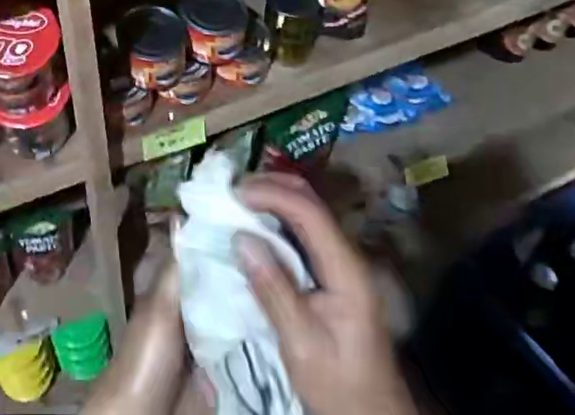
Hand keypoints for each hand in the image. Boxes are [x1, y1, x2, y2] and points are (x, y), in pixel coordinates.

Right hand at [236, 174, 416, 414]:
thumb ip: (274, 290)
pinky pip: (298, 229)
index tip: (230, 194)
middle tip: (226, 192)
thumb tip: (240, 237)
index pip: (309, 212)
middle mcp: (347, 258)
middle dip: (267, 186)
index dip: (269, 193)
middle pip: (309, 200)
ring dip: (267, 198)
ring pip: (303, 210)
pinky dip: (270, 217)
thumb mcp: (302, 346)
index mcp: (348, 272)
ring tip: (229, 203)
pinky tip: (247, 225)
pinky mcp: (327, 273)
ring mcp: (338, 264)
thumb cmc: (340, 387)